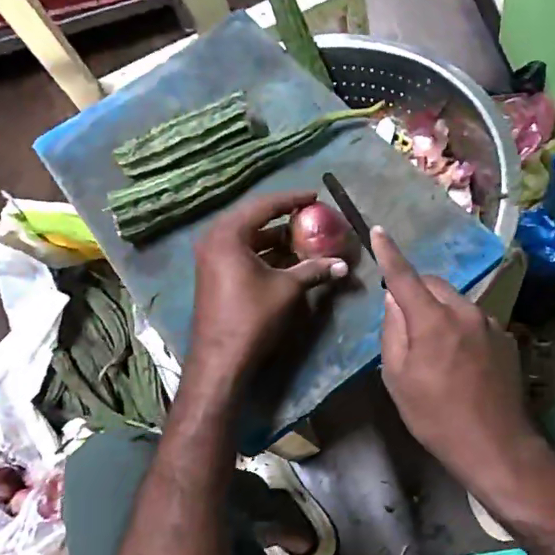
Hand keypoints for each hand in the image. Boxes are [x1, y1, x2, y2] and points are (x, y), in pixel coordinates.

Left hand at [186, 190, 348, 393]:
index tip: (314, 197)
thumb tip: (343, 265)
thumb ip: (314, 270)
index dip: (291, 200)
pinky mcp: (213, 274)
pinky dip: (263, 252)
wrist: (220, 358)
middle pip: (252, 218)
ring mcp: (210, 257)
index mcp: (228, 235)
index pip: (263, 206)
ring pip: (247, 237)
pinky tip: (285, 259)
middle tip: (308, 215)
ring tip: (302, 237)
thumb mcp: (287, 289)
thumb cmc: (252, 317)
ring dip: (273, 237)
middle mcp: (214, 240)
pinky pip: (240, 252)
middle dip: (282, 217)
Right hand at [374, 226, 552, 493]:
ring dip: (439, 310)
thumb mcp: (397, 378)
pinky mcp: (507, 339)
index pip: (405, 276)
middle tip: (402, 317)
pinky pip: (474, 321)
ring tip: (432, 347)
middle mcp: (465, 311)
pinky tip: (459, 360)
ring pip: (455, 302)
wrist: (496, 446)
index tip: (378, 231)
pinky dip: (459, 327)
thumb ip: (392, 331)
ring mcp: (490, 324)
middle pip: (434, 284)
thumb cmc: (435, 416)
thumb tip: (394, 300)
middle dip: (415, 290)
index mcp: (433, 319)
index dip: (389, 253)